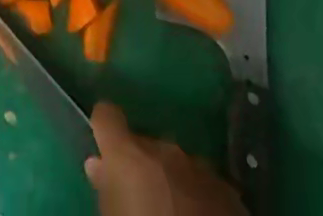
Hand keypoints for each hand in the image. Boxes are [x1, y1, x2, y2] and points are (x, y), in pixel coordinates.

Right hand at [85, 101, 246, 215]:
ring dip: (167, 178)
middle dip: (138, 164)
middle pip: (143, 144)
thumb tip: (98, 165)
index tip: (101, 141)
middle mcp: (164, 148)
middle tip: (135, 196)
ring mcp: (197, 164)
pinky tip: (191, 214)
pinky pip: (199, 179)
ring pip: (173, 161)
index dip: (103, 126)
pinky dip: (192, 192)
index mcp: (129, 155)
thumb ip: (104, 188)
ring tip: (165, 209)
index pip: (107, 116)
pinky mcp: (224, 185)